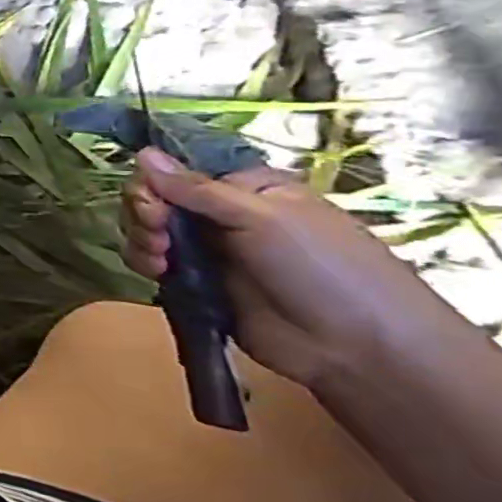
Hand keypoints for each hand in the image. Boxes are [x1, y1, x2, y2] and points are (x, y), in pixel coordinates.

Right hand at [120, 147, 454, 389]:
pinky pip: (153, 262)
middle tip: (157, 234)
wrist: (360, 349)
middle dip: (145, 213)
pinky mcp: (197, 284)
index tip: (153, 204)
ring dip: (141, 238)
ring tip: (160, 259)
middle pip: (156, 199)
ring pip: (148, 230)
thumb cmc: (323, 268)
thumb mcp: (261, 218)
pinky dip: (145, 261)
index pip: (177, 173)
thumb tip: (142, 153)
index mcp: (243, 190)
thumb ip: (196, 189)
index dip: (154, 184)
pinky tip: (157, 272)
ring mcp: (208, 251)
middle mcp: (221, 215)